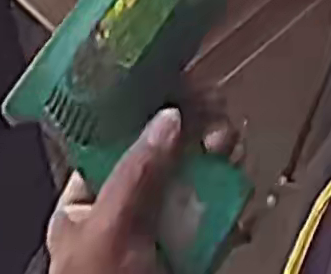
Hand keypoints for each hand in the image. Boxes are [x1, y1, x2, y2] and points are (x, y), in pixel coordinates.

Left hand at [44, 105, 241, 273]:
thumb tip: (170, 114)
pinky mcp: (195, 244)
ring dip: (221, 151)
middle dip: (198, 125)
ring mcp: (163, 223)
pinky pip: (219, 204)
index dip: (153, 103)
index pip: (119, 131)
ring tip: (231, 151)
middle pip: (168, 142)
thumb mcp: (108, 237)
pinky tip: (242, 198)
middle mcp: (128, 202)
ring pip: (198, 167)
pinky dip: (236, 195)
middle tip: (218, 124)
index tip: (189, 85)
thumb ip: (137, 172)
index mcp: (88, 199)